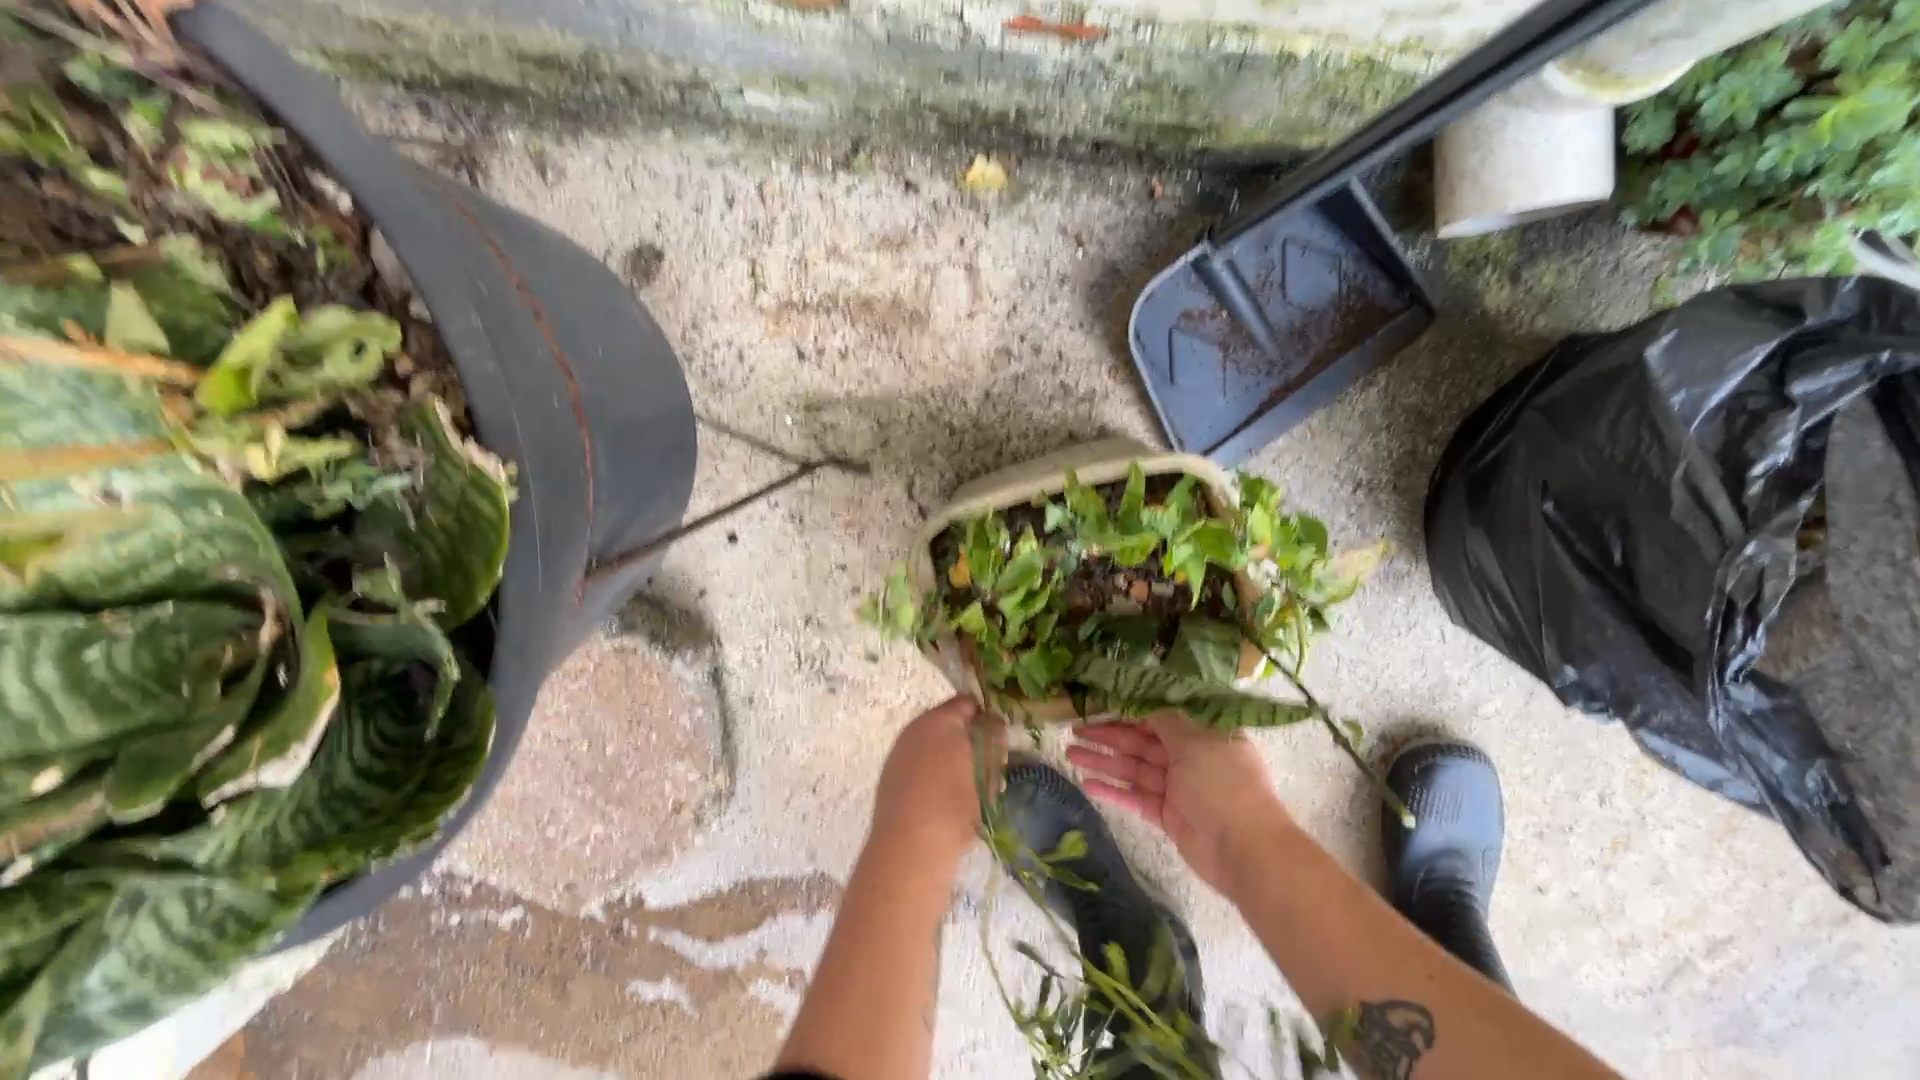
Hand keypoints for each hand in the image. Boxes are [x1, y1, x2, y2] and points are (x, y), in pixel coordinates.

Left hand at [872, 696, 1004, 863]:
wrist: (910, 846)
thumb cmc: (955, 804)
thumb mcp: (986, 772)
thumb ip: (992, 742)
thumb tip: (993, 723)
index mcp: (940, 720)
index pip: (967, 703)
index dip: (985, 716)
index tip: (999, 736)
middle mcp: (914, 729)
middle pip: (947, 723)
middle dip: (967, 737)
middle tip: (986, 763)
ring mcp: (899, 752)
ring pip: (932, 744)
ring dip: (949, 756)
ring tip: (967, 785)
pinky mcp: (890, 776)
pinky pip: (918, 763)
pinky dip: (931, 772)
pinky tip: (943, 798)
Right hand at [1067, 711, 1293, 892]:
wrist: (1244, 848)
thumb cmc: (1223, 785)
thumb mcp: (1197, 743)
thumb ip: (1168, 724)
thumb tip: (1149, 710)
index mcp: (1204, 736)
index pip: (1161, 719)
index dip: (1129, 714)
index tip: (1100, 708)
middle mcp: (1191, 760)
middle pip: (1142, 744)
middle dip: (1109, 737)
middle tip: (1074, 731)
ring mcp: (1179, 790)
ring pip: (1134, 770)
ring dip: (1104, 761)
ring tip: (1070, 754)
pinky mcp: (1168, 817)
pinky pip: (1136, 798)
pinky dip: (1113, 791)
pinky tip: (1087, 784)